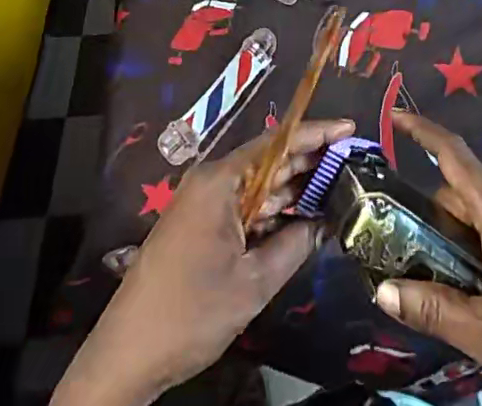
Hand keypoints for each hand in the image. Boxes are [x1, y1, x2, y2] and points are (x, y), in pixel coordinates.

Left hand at [52, 118, 357, 405]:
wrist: (129, 352)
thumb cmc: (192, 312)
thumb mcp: (253, 282)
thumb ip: (294, 245)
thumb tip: (323, 222)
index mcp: (220, 182)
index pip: (275, 144)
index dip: (314, 134)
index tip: (348, 129)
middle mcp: (210, 182)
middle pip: (267, 161)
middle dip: (308, 161)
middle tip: (351, 160)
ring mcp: (202, 203)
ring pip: (257, 185)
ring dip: (293, 188)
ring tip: (337, 185)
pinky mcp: (199, 225)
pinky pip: (243, 207)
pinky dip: (272, 211)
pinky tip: (302, 216)